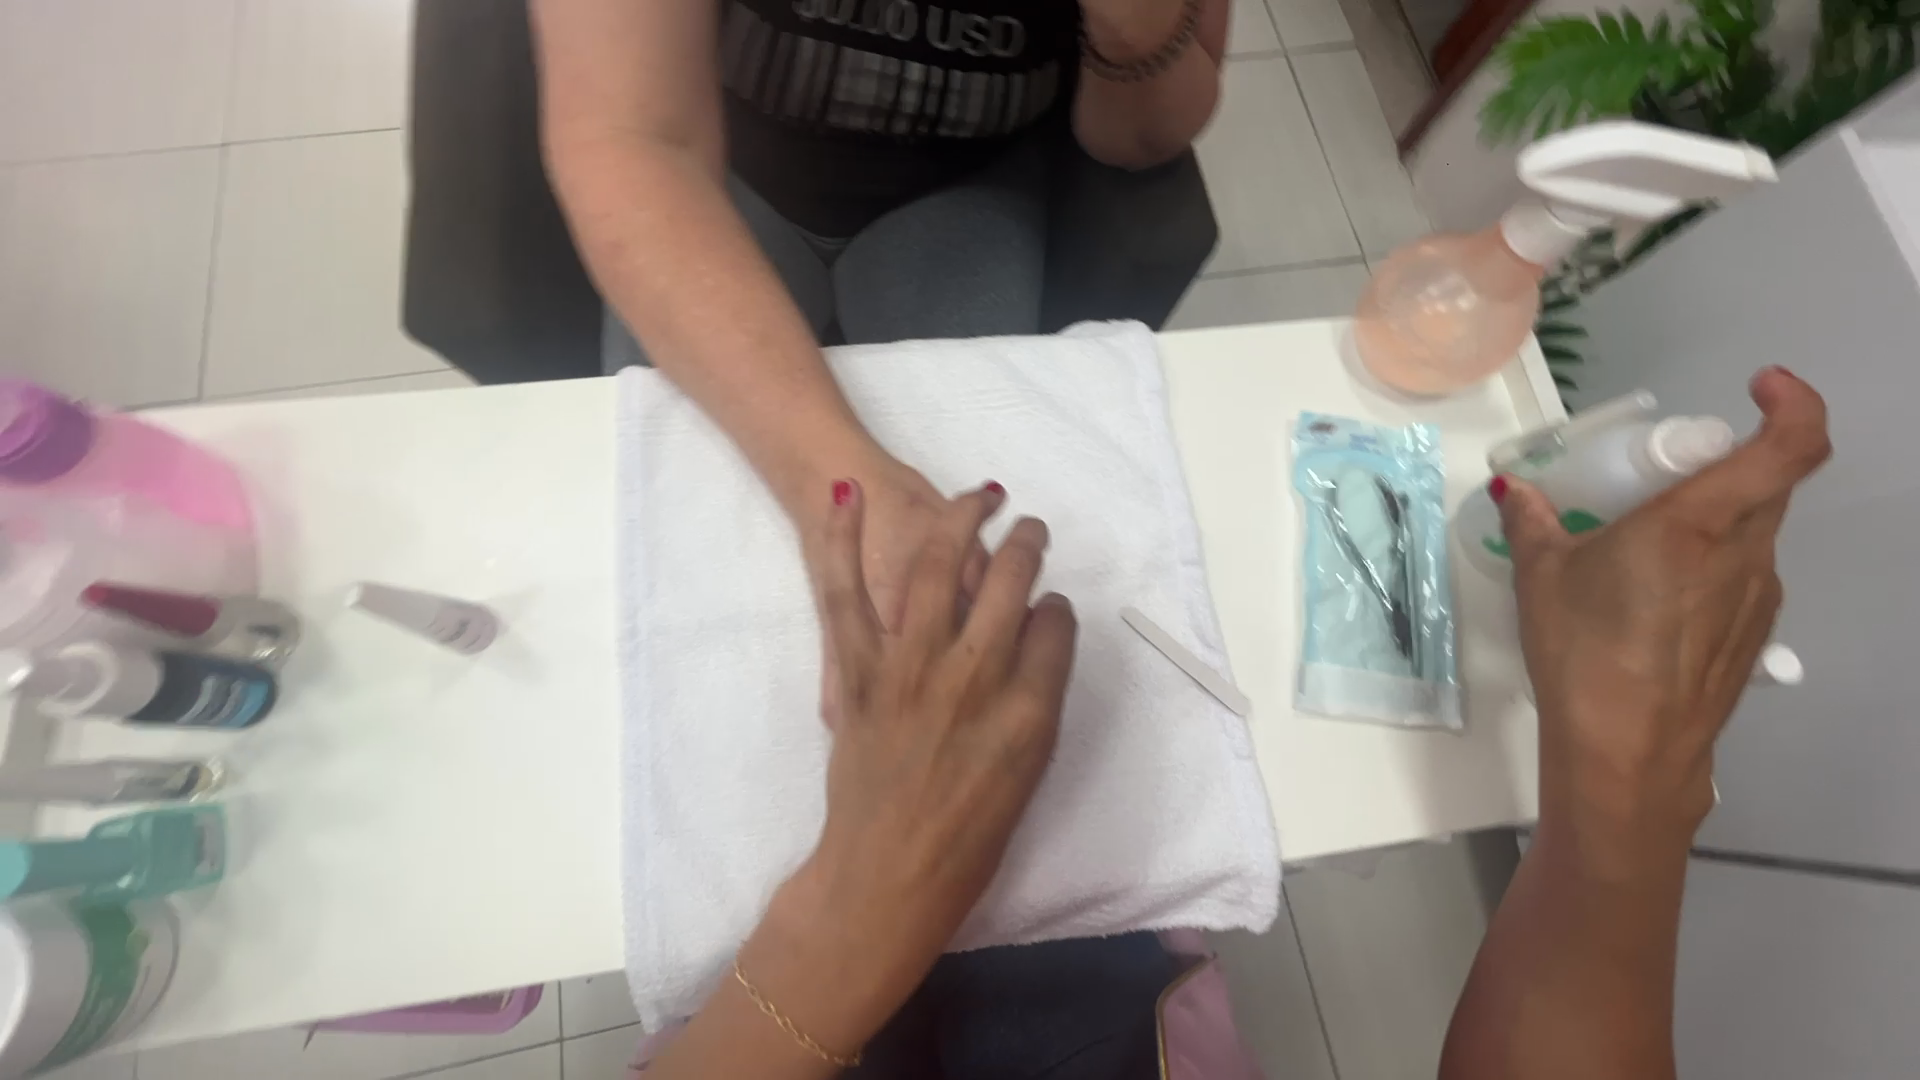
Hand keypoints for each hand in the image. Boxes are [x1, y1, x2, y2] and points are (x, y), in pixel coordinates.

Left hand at [752, 479, 1076, 1050]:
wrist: (885, 876)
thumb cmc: (970, 839)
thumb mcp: (1031, 773)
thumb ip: (1041, 696)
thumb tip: (1037, 633)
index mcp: (1030, 712)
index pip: (1056, 623)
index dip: (1056, 606)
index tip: (1048, 604)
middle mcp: (975, 678)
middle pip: (1011, 582)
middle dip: (1028, 543)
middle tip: (1029, 528)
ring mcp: (910, 670)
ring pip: (939, 568)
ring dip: (963, 518)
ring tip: (982, 496)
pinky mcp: (856, 673)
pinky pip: (844, 595)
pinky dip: (840, 539)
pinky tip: (847, 494)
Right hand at [1497, 367, 1828, 871]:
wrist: (1625, 742)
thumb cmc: (1582, 643)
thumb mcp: (1540, 574)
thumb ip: (1531, 522)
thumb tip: (1514, 490)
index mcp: (1700, 524)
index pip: (1789, 447)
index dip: (1792, 403)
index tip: (1760, 384)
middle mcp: (1747, 553)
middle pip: (1764, 487)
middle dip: (1718, 466)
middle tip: (1652, 479)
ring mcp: (1758, 597)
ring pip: (1749, 534)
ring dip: (1706, 522)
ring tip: (1634, 549)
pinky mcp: (1751, 634)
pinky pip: (1737, 576)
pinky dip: (1704, 564)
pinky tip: (1646, 600)